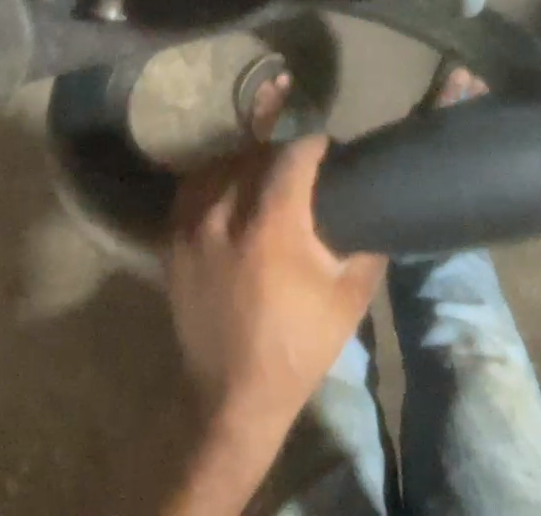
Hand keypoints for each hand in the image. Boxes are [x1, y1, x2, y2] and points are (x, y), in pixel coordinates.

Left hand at [164, 130, 385, 432]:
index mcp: (271, 229)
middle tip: (298, 164)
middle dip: (279, 153)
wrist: (235, 395)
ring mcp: (190, 230)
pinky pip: (189, 192)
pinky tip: (226, 192)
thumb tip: (370, 211)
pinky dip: (210, 182)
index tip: (326, 148)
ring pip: (215, 168)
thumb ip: (365, 248)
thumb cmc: (299, 347)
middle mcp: (224, 218)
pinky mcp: (170, 244)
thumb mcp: (349, 300)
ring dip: (242, 163)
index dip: (313, 146)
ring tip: (260, 173)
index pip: (291, 158)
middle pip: (251, 157)